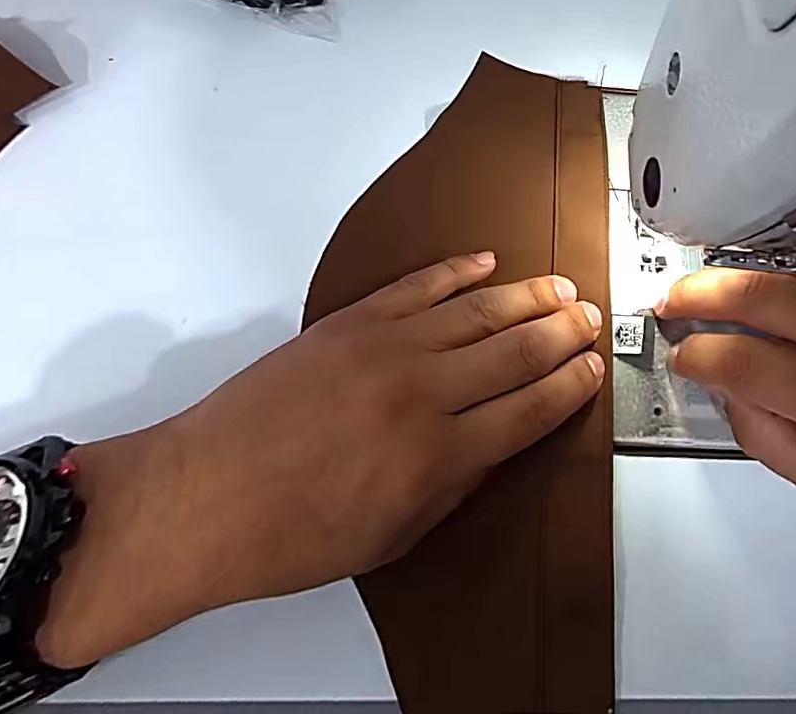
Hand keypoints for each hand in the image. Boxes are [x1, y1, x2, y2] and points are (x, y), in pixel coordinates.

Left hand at [39, 252, 603, 664]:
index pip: (530, 409)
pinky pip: (420, 285)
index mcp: (437, 455)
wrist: (203, 496)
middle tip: (588, 317)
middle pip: (517, 350)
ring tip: (559, 287)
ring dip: (528, 295)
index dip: (570, 385)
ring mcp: (386, 347)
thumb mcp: (393, 534)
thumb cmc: (293, 531)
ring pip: (480, 309)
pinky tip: (486, 262)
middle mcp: (422, 393)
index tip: (592, 367)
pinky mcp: (352, 321)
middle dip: (563, 331)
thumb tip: (499, 440)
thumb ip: (458, 482)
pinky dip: (457, 270)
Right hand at [656, 266, 795, 560]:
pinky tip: (767, 287)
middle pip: (764, 299)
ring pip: (793, 274)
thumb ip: (773, 442)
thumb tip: (729, 393)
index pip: (750, 367)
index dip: (700, 356)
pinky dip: (785, 274)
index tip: (682, 356)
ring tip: (704, 290)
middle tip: (669, 301)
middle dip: (700, 294)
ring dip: (737, 278)